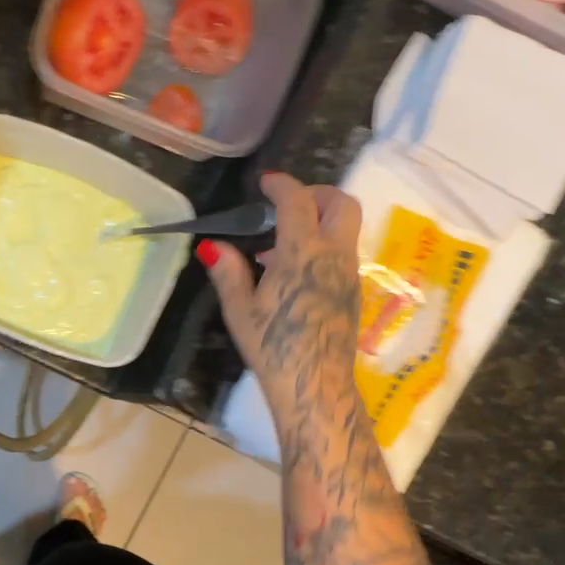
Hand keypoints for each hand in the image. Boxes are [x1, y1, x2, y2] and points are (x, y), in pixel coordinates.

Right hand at [199, 173, 362, 389]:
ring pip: (345, 227)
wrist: (313, 383)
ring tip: (281, 246)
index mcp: (302, 254)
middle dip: (316, 194)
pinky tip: (293, 275)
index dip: (282, 186)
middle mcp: (333, 254)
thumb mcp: (240, 311)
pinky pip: (341, 252)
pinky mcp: (352, 291)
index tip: (267, 182)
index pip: (298, 202)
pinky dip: (321, 246)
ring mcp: (348, 272)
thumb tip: (212, 247)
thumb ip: (228, 272)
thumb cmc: (272, 347)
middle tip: (288, 204)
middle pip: (340, 203)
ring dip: (318, 222)